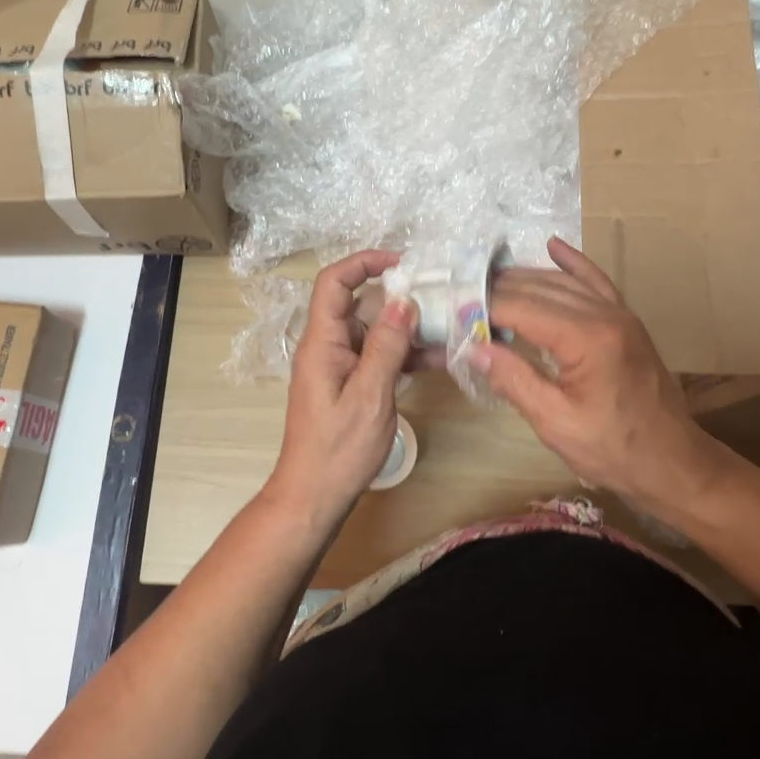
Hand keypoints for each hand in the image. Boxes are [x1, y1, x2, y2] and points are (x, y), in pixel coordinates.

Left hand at [266, 251, 416, 516]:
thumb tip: (404, 301)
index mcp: (321, 343)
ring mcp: (338, 366)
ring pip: (372, 331)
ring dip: (405, 329)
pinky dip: (402, 354)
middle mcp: (326, 347)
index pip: (333, 283)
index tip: (402, 262)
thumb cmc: (338, 449)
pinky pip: (376, 356)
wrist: (314, 496)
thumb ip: (386, 346)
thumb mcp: (369, 396)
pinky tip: (434, 360)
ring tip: (445, 328)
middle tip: (437, 296)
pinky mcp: (349, 384)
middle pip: (357, 304)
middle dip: (396, 296)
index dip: (363, 263)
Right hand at [476, 237, 742, 512]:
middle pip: (538, 289)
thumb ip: (514, 380)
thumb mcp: (555, 422)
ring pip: (562, 281)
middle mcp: (604, 314)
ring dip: (524, 278)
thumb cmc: (613, 449)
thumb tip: (473, 347)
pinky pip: (595, 281)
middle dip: (497, 291)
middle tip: (461, 299)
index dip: (483, 310)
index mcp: (586, 338)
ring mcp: (619, 314)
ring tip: (487, 281)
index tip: (453, 315)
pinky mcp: (626, 321)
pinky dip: (572, 263)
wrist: (672, 462)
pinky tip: (553, 247)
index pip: (520, 308)